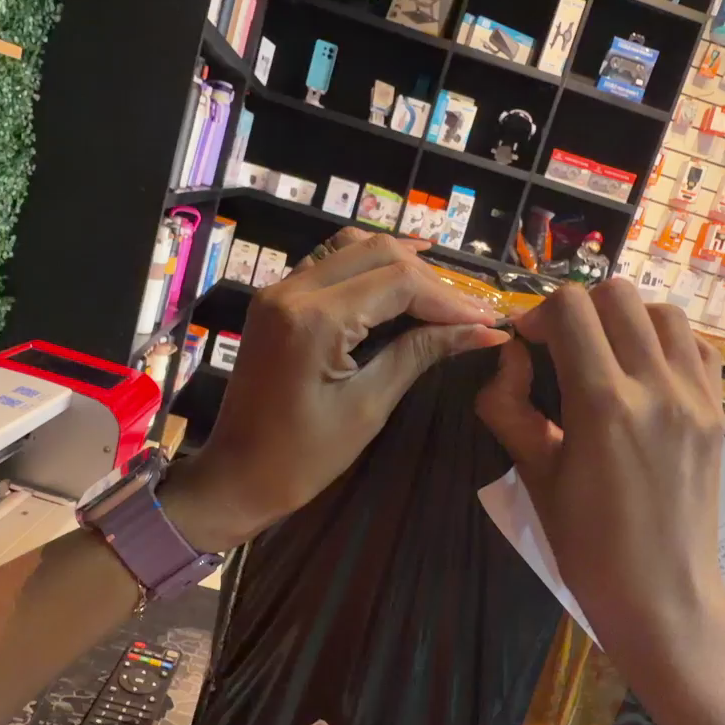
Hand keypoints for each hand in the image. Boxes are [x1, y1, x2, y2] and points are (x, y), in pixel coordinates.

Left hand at [165, 229, 508, 552]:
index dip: (448, 297)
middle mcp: (293, 289)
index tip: (488, 319)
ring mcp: (279, 290)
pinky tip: (396, 289)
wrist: (236, 477)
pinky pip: (329, 263)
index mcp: (315, 318)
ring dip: (398, 264)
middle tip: (466, 312)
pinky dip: (367, 267)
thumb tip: (483, 330)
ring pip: (351, 247)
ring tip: (438, 296)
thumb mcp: (369, 405)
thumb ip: (421, 353)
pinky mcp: (275, 300)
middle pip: (377, 251)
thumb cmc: (304, 457)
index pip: (398, 280)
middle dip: (428, 277)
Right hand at [475, 280, 724, 664]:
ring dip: (624, 318)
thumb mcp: (532, 474)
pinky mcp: (718, 410)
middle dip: (577, 309)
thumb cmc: (585, 545)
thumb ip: (508, 405)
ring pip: (661, 310)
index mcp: (602, 404)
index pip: (569, 309)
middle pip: (615, 294)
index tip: (526, 345)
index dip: (536, 314)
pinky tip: (646, 369)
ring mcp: (695, 396)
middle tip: (561, 345)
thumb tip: (508, 357)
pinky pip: (697, 345)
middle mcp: (655, 386)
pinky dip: (666, 340)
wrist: (662, 596)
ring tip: (605, 353)